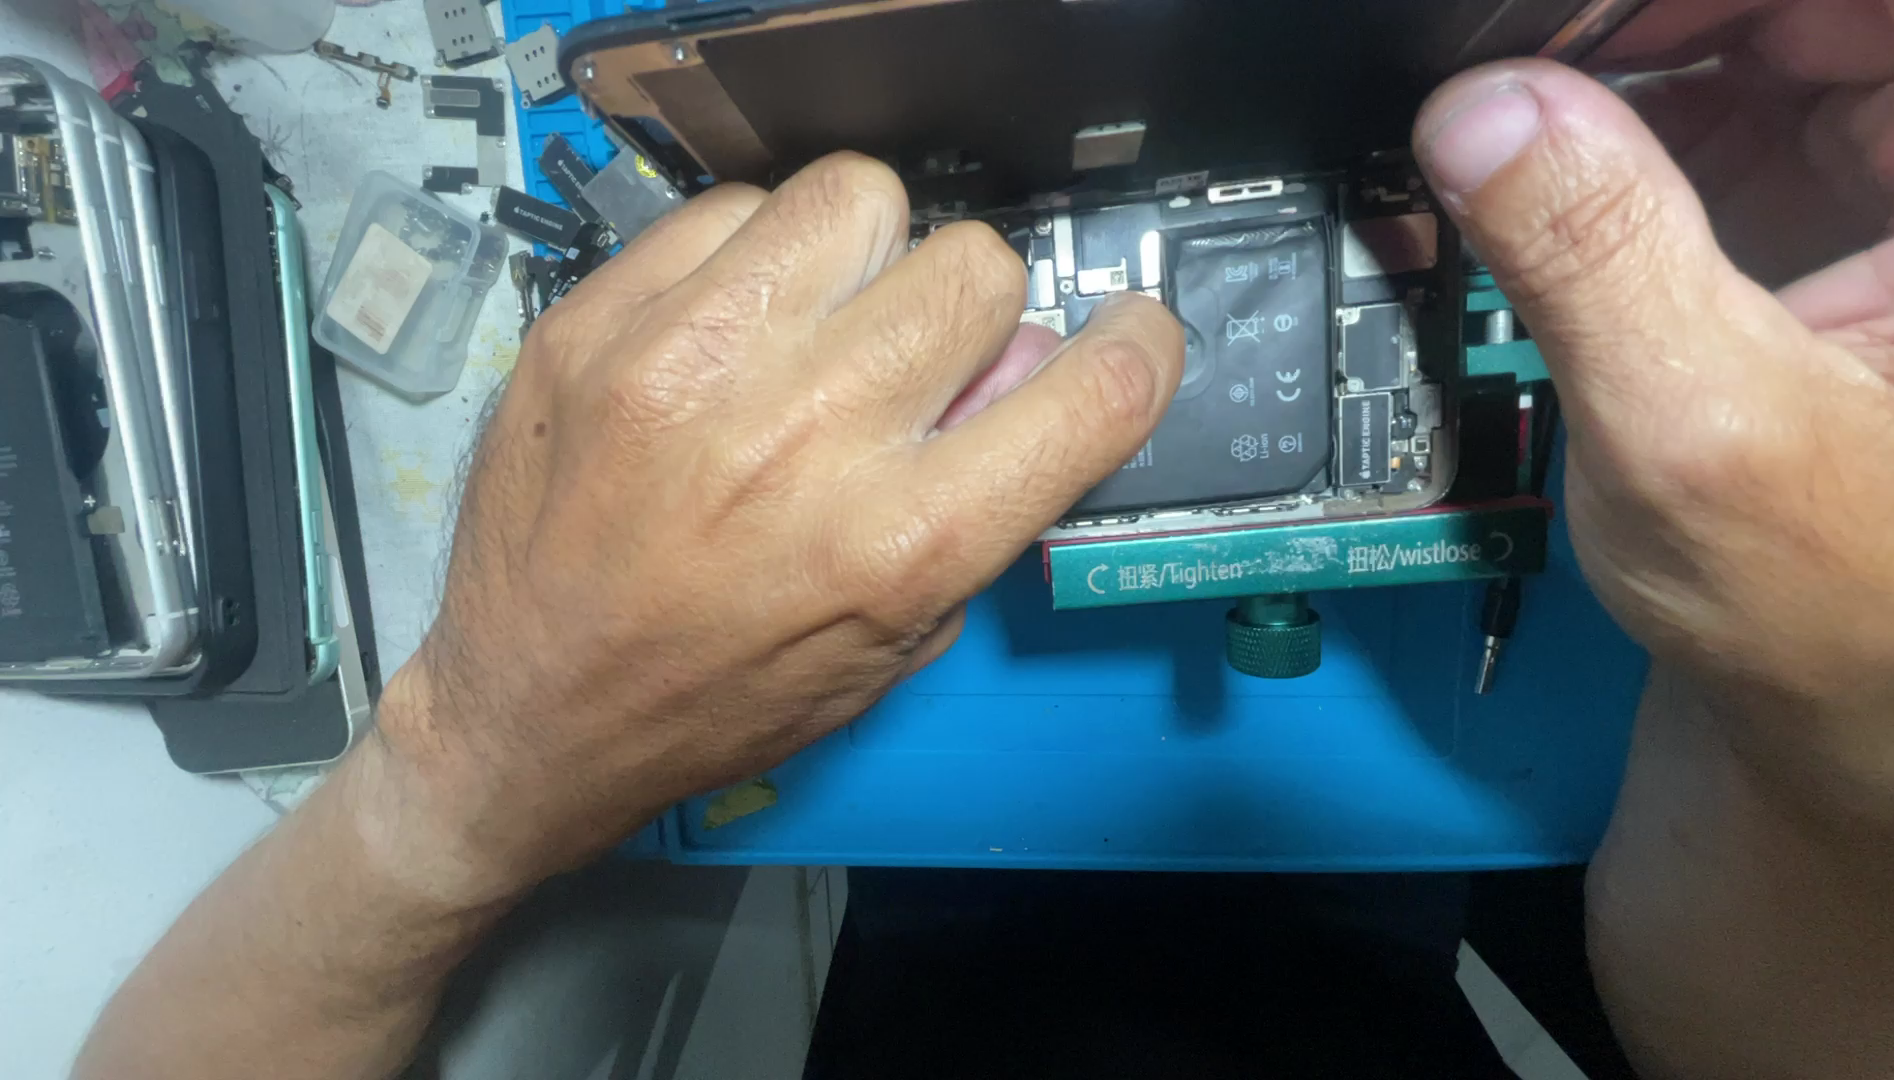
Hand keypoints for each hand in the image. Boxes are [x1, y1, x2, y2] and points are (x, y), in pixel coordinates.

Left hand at [371, 154, 1182, 896]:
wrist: (533, 707)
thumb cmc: (734, 696)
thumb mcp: (896, 645)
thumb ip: (983, 509)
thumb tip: (1026, 374)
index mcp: (904, 544)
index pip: (1091, 396)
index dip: (1137, 353)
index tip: (1125, 343)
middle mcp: (811, 437)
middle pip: (976, 266)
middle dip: (975, 315)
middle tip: (921, 365)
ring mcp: (693, 363)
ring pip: (862, 196)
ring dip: (874, 259)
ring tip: (828, 326)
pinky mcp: (598, 319)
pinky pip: (739, 208)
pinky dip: (765, 256)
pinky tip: (736, 326)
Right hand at [1412, 3, 1893, 827]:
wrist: (1839, 682)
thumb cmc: (1814, 588)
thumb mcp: (1689, 424)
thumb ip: (1589, 256)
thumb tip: (1473, 114)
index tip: (1540, 33)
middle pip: (1829, 8)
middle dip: (1651, 28)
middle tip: (1499, 90)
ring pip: (1782, 47)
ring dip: (1629, 78)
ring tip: (1501, 138)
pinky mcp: (1852, 212)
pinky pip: (1744, 115)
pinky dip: (1630, 133)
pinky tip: (1546, 180)